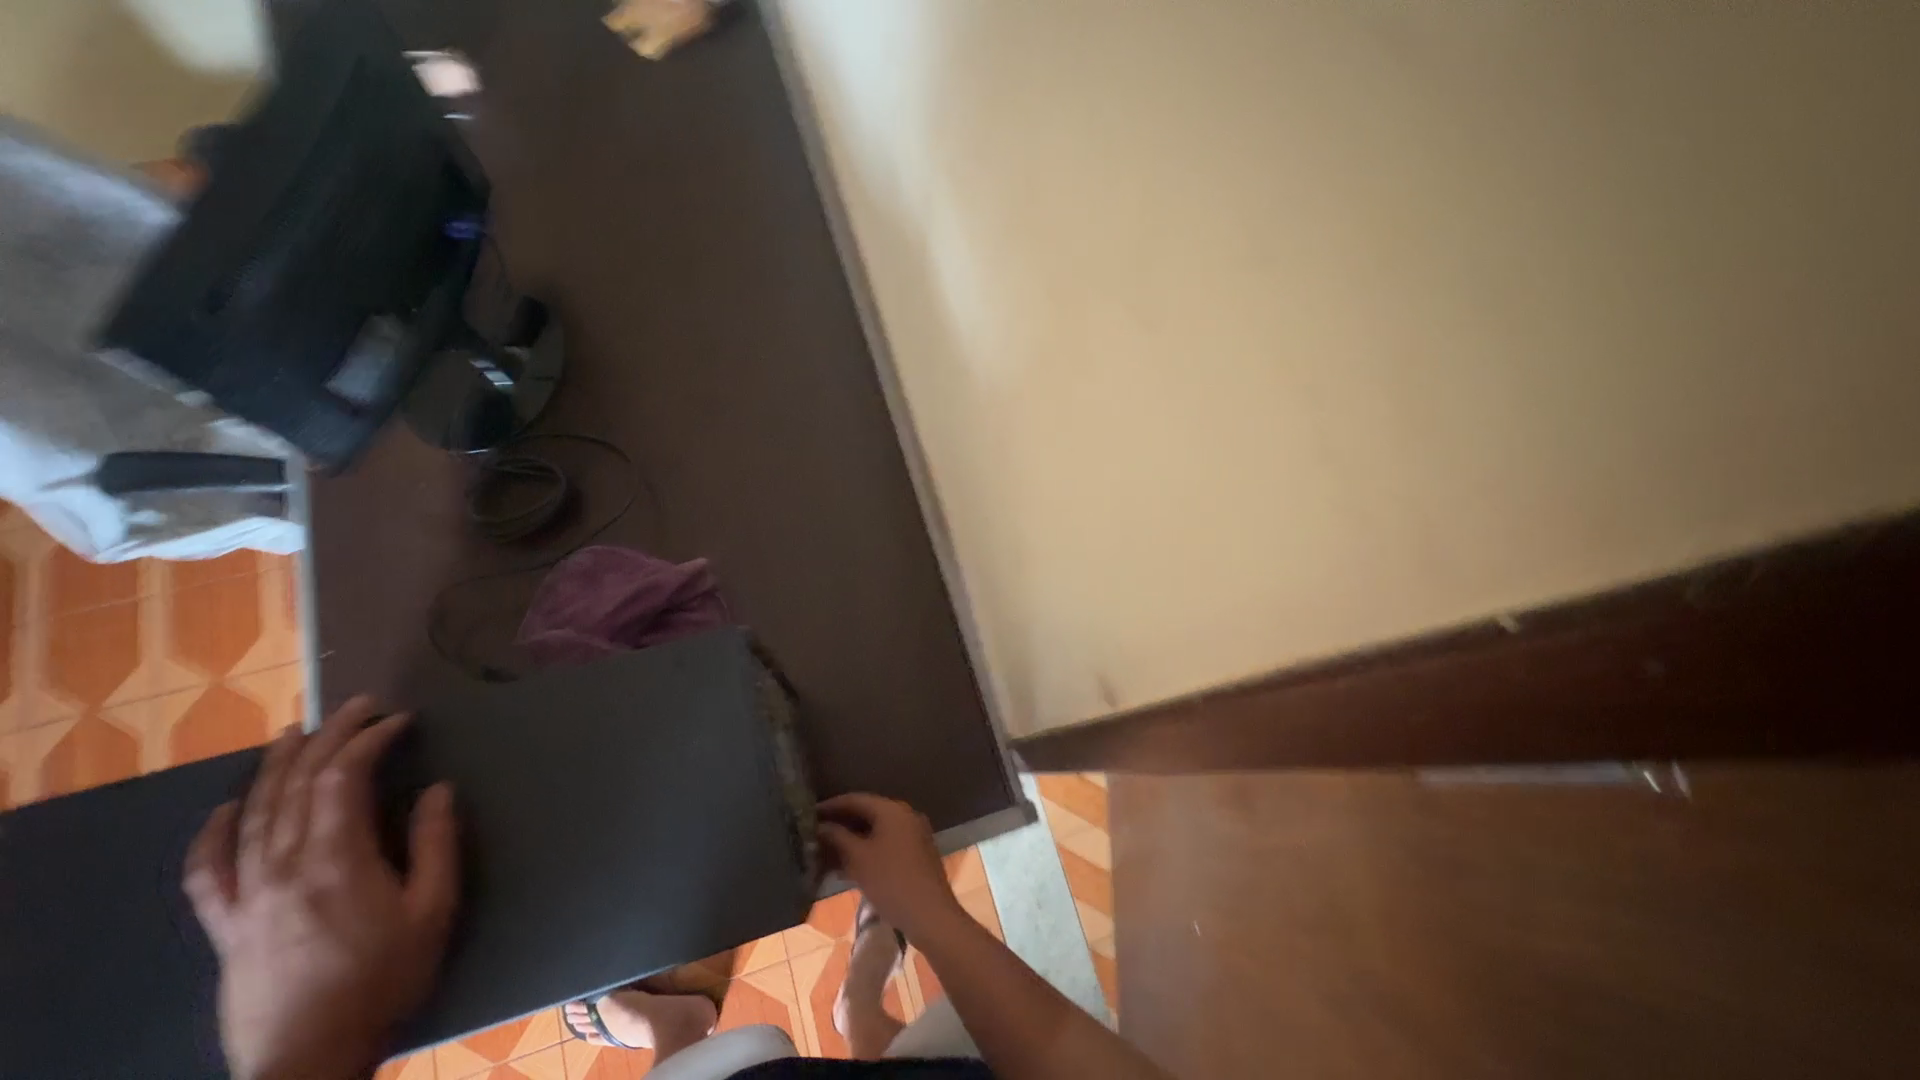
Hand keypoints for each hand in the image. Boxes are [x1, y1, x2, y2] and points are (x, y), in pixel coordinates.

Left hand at [183, 697, 459, 1079]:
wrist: (310, 1055)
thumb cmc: (382, 979)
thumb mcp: (432, 912)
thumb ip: (434, 846)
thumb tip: (437, 790)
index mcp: (336, 857)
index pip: (343, 778)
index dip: (369, 740)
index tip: (398, 719)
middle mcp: (283, 863)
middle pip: (298, 784)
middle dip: (329, 737)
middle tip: (357, 707)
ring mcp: (247, 892)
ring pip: (254, 813)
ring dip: (276, 766)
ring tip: (295, 733)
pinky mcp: (226, 923)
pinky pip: (208, 870)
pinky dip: (214, 833)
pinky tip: (225, 809)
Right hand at [817, 793, 964, 941]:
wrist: (930, 916)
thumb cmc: (891, 882)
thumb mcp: (858, 858)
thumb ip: (837, 838)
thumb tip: (819, 827)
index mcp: (892, 810)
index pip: (855, 800)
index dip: (830, 806)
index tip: (807, 815)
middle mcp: (905, 816)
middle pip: (866, 815)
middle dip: (839, 826)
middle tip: (813, 836)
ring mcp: (913, 836)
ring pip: (875, 833)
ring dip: (851, 842)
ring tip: (823, 854)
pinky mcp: (915, 855)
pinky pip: (885, 846)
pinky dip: (865, 853)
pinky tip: (845, 868)